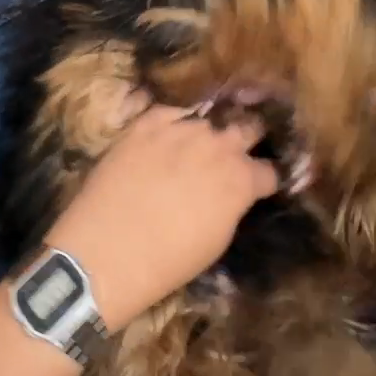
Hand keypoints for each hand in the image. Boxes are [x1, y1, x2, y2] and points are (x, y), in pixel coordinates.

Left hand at [43, 104, 279, 327]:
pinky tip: (168, 135)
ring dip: (206, 134)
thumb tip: (234, 193)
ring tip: (197, 146)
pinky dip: (173, 123)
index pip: (268, 170)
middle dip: (247, 139)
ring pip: (206, 121)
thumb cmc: (168, 261)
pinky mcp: (146, 124)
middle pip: (246, 129)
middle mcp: (217, 146)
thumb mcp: (217, 240)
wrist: (107, 252)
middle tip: (236, 154)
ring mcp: (180, 130)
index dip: (264, 179)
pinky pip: (169, 113)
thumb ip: (233, 205)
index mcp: (240, 179)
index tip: (260, 183)